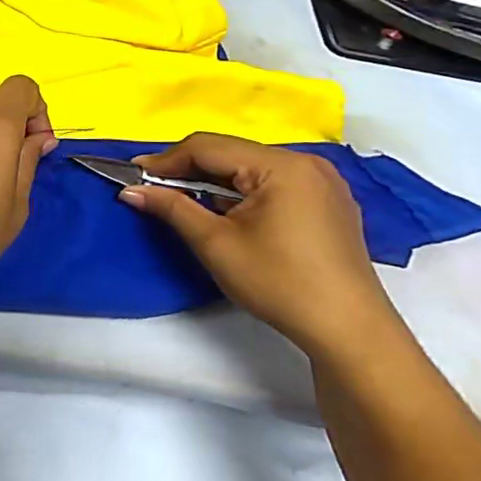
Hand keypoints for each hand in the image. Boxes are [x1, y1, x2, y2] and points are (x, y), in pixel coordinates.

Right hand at [120, 133, 399, 356]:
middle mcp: (305, 162)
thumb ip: (172, 208)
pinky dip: (242, 192)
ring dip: (214, 181)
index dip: (166, 161)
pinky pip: (273, 182)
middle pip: (231, 154)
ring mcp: (322, 182)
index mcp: (281, 165)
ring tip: (184, 202)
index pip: (208, 147)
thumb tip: (131, 190)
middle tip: (153, 190)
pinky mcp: (328, 202)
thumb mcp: (216, 244)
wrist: (349, 332)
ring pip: (250, 168)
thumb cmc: (279, 284)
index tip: (133, 177)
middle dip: (189, 170)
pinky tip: (226, 213)